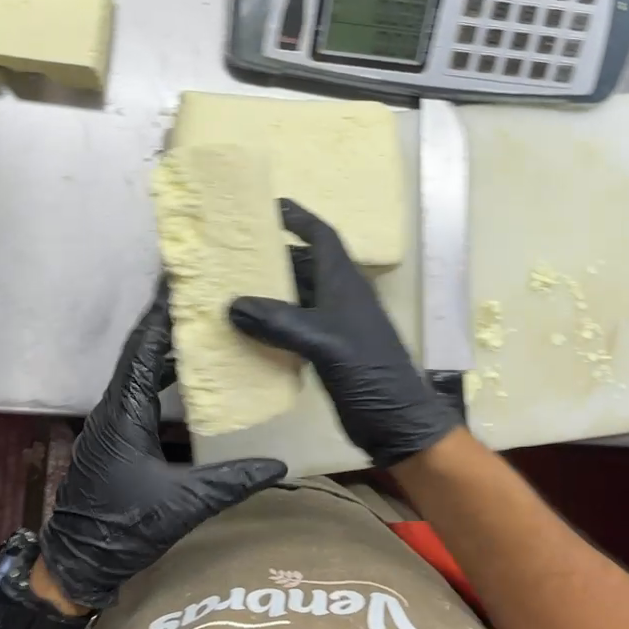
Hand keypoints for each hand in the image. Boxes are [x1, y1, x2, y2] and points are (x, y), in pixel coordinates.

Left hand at [38, 283, 287, 609]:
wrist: (77, 563)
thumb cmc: (123, 529)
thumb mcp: (183, 505)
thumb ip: (231, 481)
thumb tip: (280, 465)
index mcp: (125, 413)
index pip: (143, 349)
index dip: (161, 314)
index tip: (181, 283)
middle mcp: (114, 408)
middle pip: (138, 351)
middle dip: (165, 321)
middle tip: (198, 296)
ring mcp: (111, 421)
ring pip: (136, 370)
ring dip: (162, 346)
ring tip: (198, 326)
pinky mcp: (115, 436)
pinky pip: (138, 390)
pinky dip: (159, 373)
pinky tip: (184, 375)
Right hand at [229, 200, 460, 466]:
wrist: (396, 422)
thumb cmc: (369, 373)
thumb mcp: (325, 344)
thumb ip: (281, 323)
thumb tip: (234, 305)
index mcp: (345, 284)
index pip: (322, 237)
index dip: (299, 218)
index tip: (270, 206)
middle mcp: (339, 298)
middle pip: (304, 265)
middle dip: (274, 255)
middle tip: (235, 251)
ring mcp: (334, 326)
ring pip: (297, 297)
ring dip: (270, 291)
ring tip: (232, 287)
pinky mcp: (327, 352)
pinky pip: (293, 327)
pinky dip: (272, 323)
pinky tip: (247, 330)